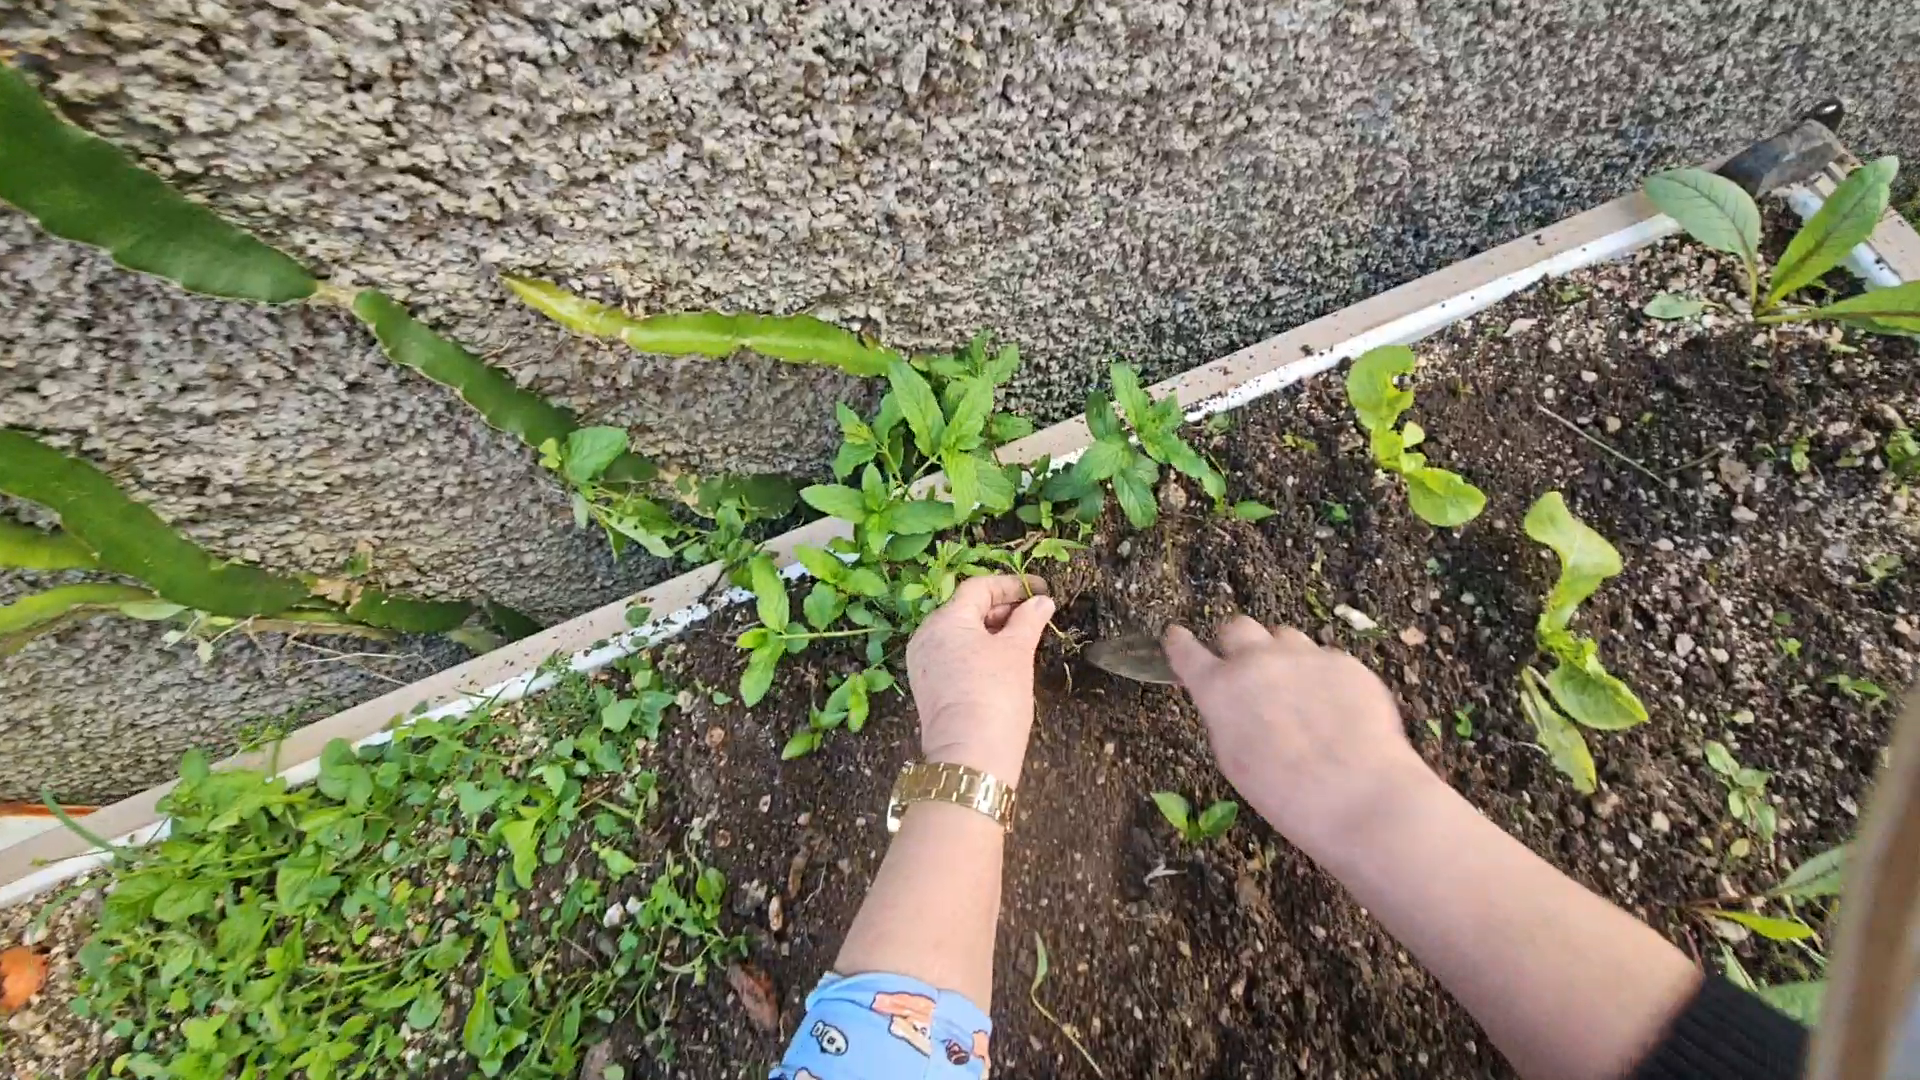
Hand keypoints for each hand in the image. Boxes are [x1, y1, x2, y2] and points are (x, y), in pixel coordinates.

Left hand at [905, 575, 1053, 786]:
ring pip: (961, 633)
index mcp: (945, 620)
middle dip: (1003, 608)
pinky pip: (954, 655)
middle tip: (1036, 614)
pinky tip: (1003, 660)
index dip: (1011, 585)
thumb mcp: (1017, 651)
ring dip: (992, 630)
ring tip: (1024, 636)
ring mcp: (924, 662)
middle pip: (967, 609)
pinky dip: (978, 650)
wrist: (970, 754)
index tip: (1040, 590)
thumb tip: (1041, 602)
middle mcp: (926, 636)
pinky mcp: (929, 686)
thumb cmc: (995, 695)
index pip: (978, 588)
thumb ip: (1029, 620)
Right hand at [1164, 617, 1434, 856]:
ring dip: (1281, 656)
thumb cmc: (1284, 792)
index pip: (1185, 650)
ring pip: (1282, 637)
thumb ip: (1224, 714)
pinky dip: (1321, 675)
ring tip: (1296, 690)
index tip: (1176, 637)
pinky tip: (1334, 708)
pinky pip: (1323, 657)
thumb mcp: (1232, 757)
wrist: (1359, 796)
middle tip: (1246, 668)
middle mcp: (1255, 660)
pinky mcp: (1342, 662)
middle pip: (1236, 627)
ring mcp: (1302, 656)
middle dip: (1236, 643)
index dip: (1179, 643)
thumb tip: (1230, 700)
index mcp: (1219, 687)